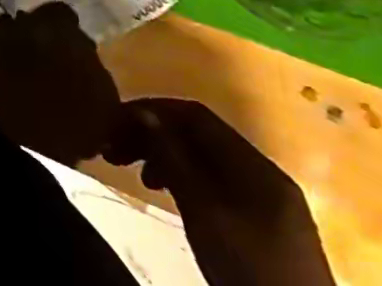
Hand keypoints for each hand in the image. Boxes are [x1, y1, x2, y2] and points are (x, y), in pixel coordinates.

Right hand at [104, 98, 334, 285]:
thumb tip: (142, 113)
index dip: (152, 111)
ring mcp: (268, 203)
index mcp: (255, 166)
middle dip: (155, 135)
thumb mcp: (203, 212)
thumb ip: (172, 158)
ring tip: (135, 175)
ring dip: (167, 158)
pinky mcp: (264, 228)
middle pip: (201, 137)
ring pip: (207, 161)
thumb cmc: (249, 271)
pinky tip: (166, 195)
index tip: (114, 124)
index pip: (196, 116)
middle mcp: (264, 175)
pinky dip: (186, 181)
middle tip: (113, 150)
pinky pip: (217, 185)